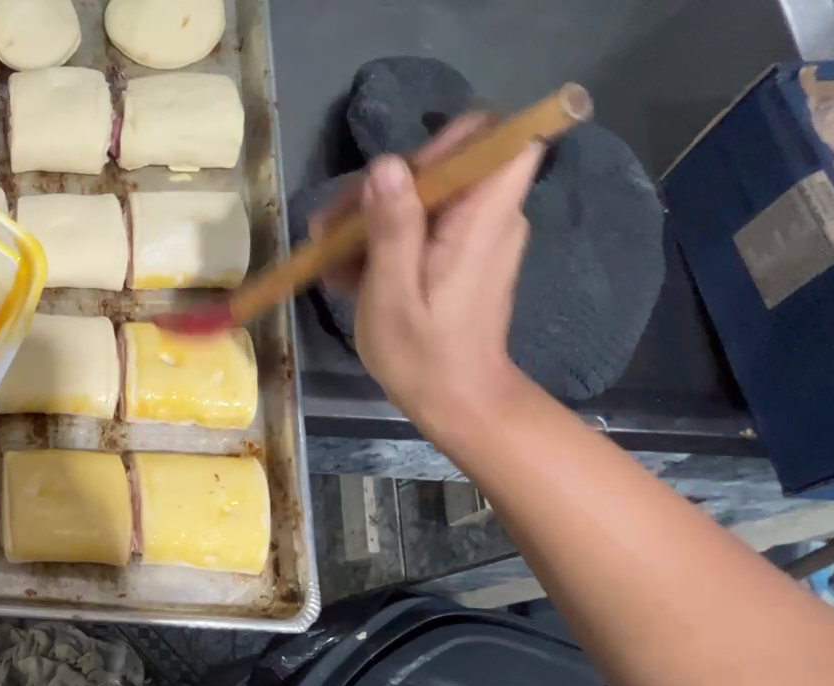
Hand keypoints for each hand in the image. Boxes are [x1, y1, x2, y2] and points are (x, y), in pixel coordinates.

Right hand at [314, 115, 544, 435]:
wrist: (456, 398)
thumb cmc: (421, 352)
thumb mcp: (391, 293)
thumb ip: (393, 227)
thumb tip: (386, 165)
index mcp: (482, 218)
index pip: (501, 138)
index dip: (449, 142)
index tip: (397, 177)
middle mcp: (493, 215)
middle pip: (448, 166)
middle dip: (387, 187)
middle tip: (333, 229)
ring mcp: (480, 235)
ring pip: (431, 197)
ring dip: (376, 219)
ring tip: (332, 262)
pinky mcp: (466, 254)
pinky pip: (428, 227)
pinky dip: (387, 241)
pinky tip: (350, 275)